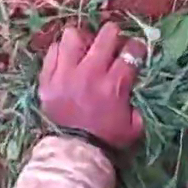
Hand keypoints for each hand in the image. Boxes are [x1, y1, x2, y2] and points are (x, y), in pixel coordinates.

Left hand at [39, 22, 145, 149]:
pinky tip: (68, 60)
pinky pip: (54, 51)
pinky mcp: (47, 79)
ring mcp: (66, 74)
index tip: (135, 51)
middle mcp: (91, 73)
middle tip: (112, 43)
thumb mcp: (134, 124)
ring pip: (74, 36)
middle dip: (114, 35)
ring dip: (84, 39)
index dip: (137, 47)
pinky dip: (62, 51)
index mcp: (114, 84)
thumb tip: (138, 83)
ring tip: (86, 48)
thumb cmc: (107, 138)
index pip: (131, 50)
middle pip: (106, 35)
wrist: (75, 152)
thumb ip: (139, 102)